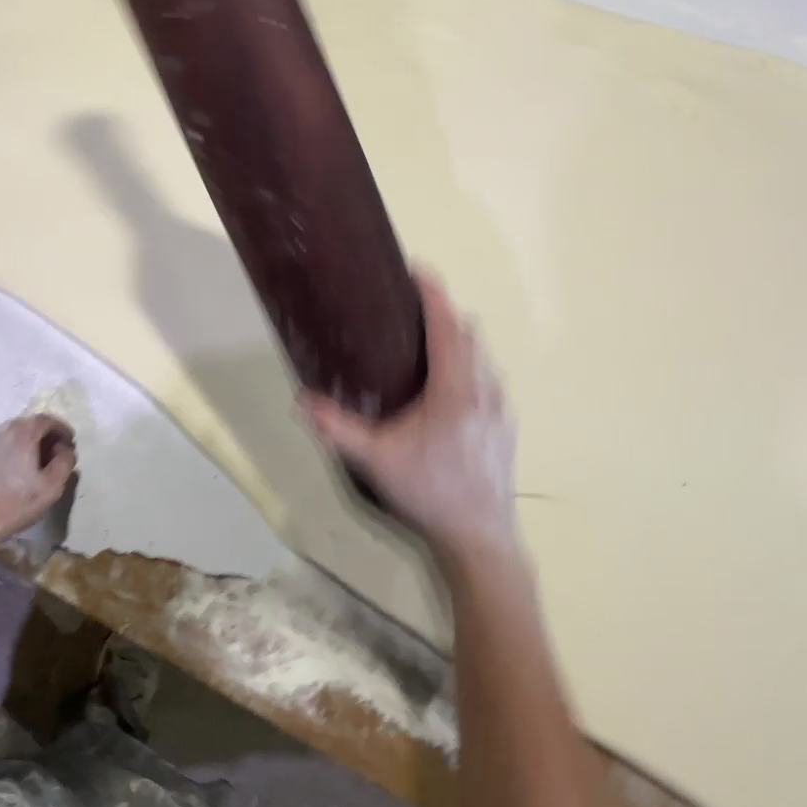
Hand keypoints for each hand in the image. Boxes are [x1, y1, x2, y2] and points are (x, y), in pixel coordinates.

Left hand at [0, 415, 77, 548]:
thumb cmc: (15, 503)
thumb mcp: (51, 486)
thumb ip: (65, 462)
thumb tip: (66, 450)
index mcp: (22, 432)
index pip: (47, 420)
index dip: (62, 429)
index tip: (70, 443)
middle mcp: (2, 428)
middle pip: (30, 424)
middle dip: (46, 437)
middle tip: (57, 455)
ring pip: (15, 434)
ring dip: (30, 443)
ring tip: (38, 464)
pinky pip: (2, 443)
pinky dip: (15, 449)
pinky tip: (17, 469)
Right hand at [302, 272, 517, 560]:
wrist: (480, 536)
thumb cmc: (428, 492)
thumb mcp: (375, 461)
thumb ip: (338, 429)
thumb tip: (301, 401)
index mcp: (456, 391)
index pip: (449, 327)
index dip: (434, 296)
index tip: (417, 270)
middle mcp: (486, 391)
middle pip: (470, 335)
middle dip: (443, 313)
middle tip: (409, 307)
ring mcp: (501, 409)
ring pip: (484, 357)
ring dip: (459, 339)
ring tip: (425, 340)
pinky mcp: (505, 426)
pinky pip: (489, 377)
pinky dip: (469, 363)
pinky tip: (447, 384)